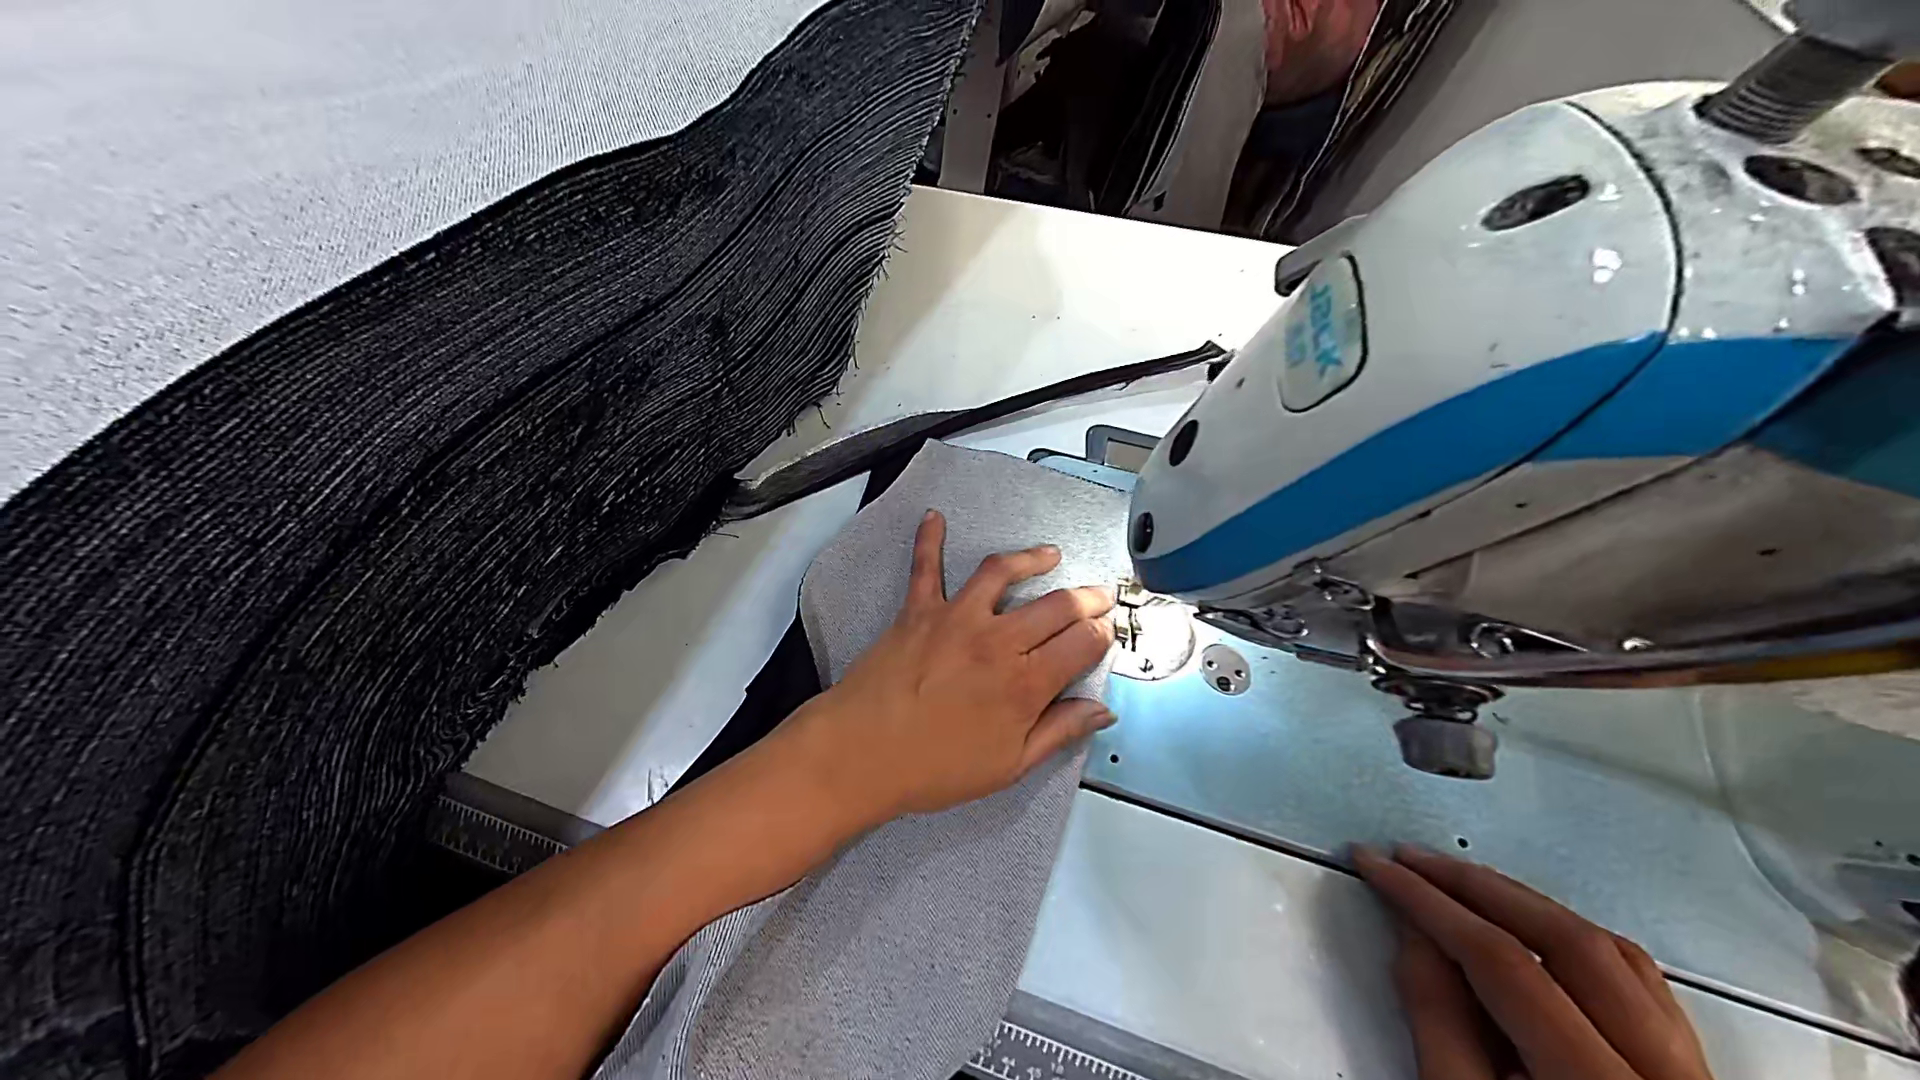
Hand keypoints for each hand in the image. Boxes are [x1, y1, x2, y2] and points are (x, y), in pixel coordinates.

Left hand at [786, 510, 1117, 822]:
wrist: (861, 755)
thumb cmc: (932, 767)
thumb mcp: (1009, 766)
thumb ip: (1059, 732)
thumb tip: (1100, 713)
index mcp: (1024, 684)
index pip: (1083, 643)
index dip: (1103, 635)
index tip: (1105, 634)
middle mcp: (996, 642)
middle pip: (1057, 605)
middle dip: (1088, 598)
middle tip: (1099, 596)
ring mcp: (956, 619)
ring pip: (1003, 572)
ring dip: (1032, 558)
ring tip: (1049, 554)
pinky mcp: (919, 611)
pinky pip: (925, 566)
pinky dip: (929, 539)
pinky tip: (934, 518)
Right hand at [1355, 846, 1713, 1079]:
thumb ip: (1438, 1018)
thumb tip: (1412, 928)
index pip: (1503, 962)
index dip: (1429, 903)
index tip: (1377, 867)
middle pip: (1569, 943)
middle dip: (1474, 886)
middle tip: (1410, 859)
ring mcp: (1698, 1079)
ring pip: (1613, 952)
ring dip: (1522, 900)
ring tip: (1456, 880)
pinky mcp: (1696, 1075)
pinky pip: (1641, 980)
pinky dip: (1571, 935)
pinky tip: (1526, 922)